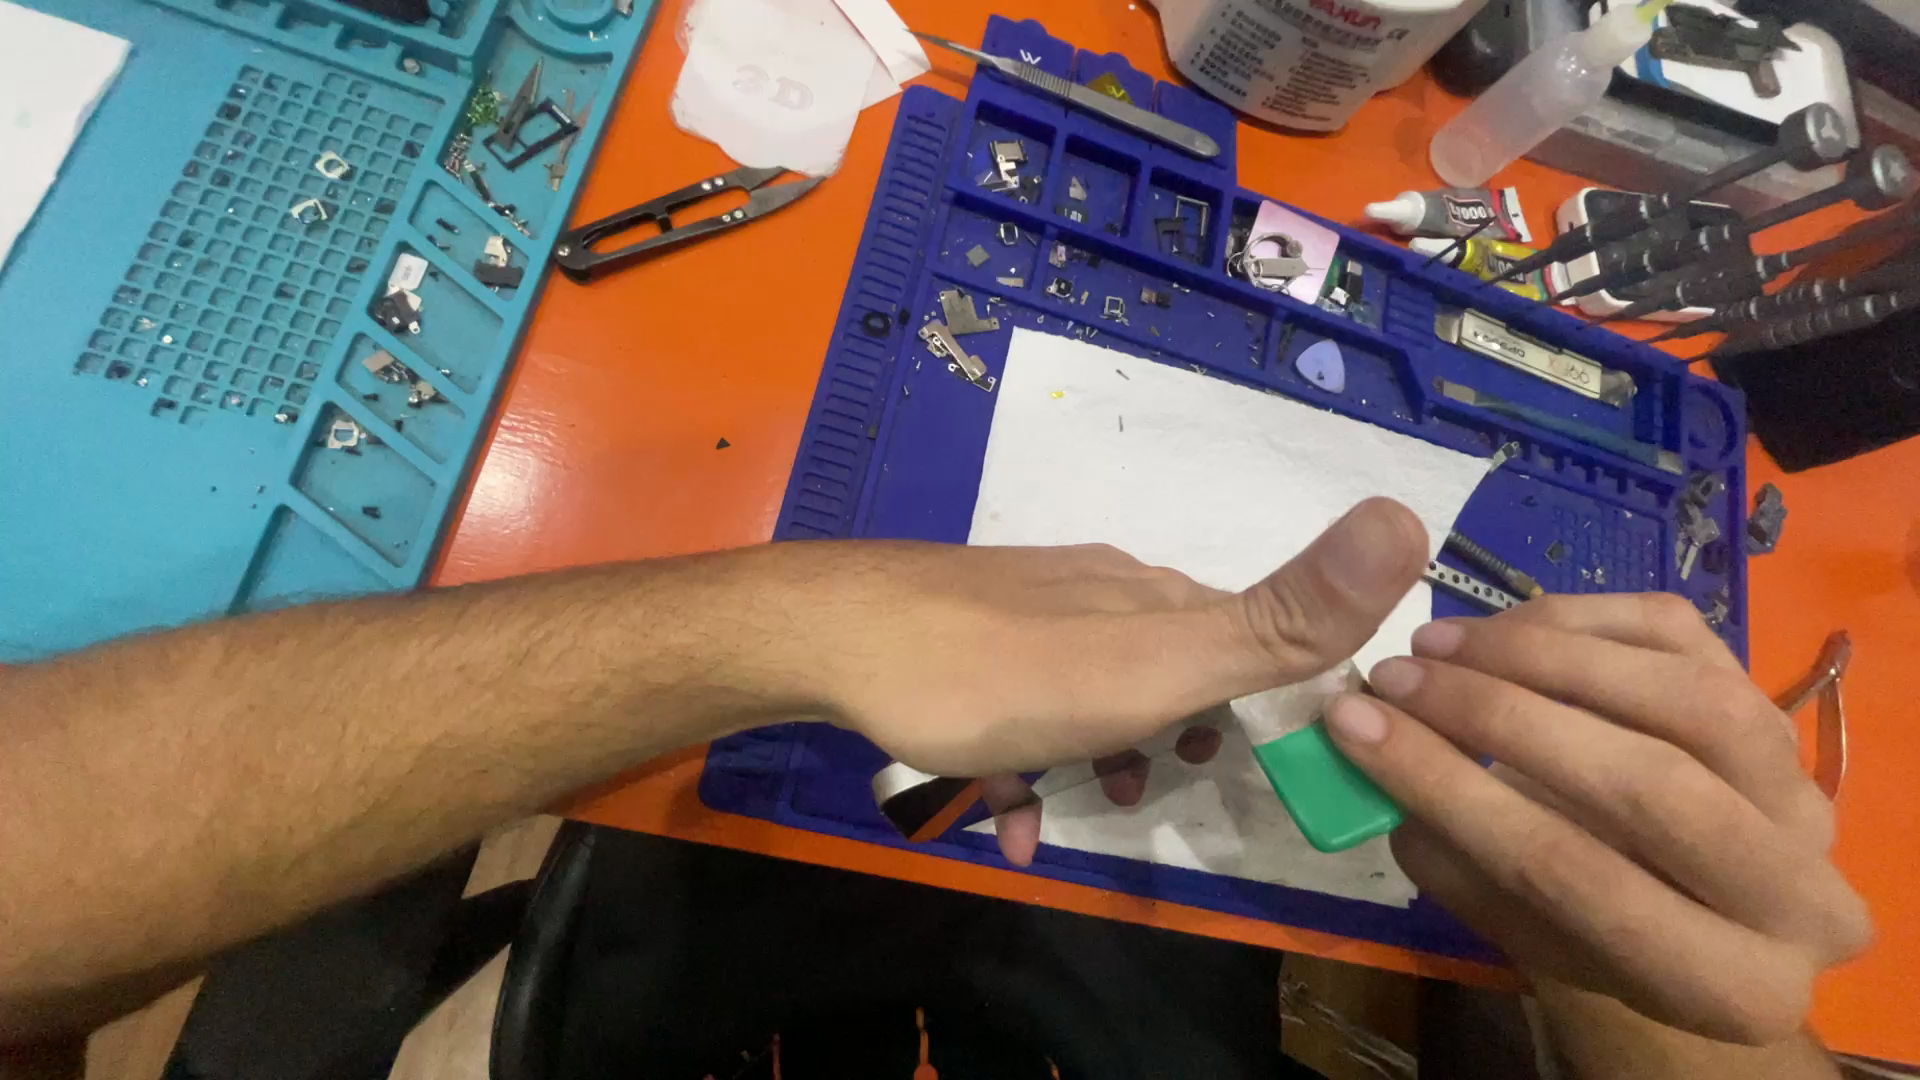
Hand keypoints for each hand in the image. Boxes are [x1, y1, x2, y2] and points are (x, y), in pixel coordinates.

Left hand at [747, 499, 1427, 851]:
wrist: (843, 639)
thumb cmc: (1008, 669)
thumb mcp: (1156, 662)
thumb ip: (1276, 619)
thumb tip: (1406, 516)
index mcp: (1145, 598)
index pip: (1232, 637)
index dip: (1246, 703)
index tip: (1227, 764)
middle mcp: (1088, 594)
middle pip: (1153, 669)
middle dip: (1159, 738)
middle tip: (1142, 792)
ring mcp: (1020, 614)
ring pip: (1078, 695)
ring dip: (1083, 760)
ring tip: (1058, 810)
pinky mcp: (959, 643)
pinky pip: (1010, 709)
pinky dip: (1015, 764)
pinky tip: (994, 812)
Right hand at [1323, 594, 1871, 1044]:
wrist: (1652, 894)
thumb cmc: (1554, 915)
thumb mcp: (1480, 900)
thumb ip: (1427, 825)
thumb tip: (1363, 727)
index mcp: (1720, 980)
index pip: (1568, 871)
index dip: (1444, 786)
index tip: (1348, 721)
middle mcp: (1798, 894)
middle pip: (1647, 782)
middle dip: (1492, 713)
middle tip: (1392, 675)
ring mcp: (1802, 789)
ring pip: (1684, 697)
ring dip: (1534, 655)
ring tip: (1435, 642)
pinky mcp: (1774, 704)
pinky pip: (1677, 634)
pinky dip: (1572, 618)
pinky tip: (1497, 628)